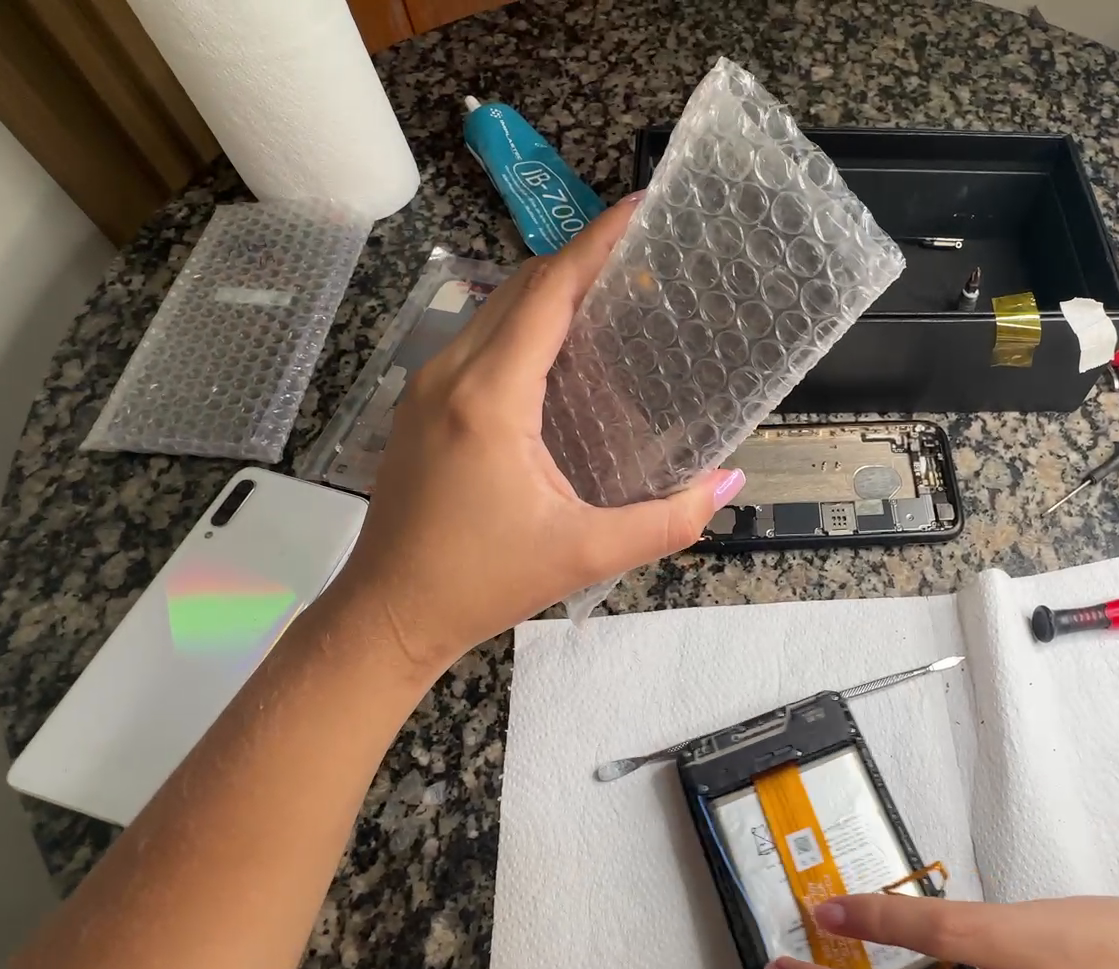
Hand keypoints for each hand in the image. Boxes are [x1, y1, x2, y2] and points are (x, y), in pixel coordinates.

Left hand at [324, 195, 744, 675]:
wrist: (390, 609)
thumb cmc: (484, 581)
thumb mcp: (586, 554)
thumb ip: (666, 521)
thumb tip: (728, 483)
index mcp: (491, 398)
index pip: (548, 293)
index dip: (596, 244)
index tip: (637, 209)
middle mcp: (452, 374)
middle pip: (520, 287)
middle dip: (580, 258)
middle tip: (640, 254)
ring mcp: (427, 386)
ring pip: (495, 309)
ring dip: (551, 290)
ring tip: (610, 294)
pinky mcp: (421, 405)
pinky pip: (480, 340)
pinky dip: (525, 323)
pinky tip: (561, 350)